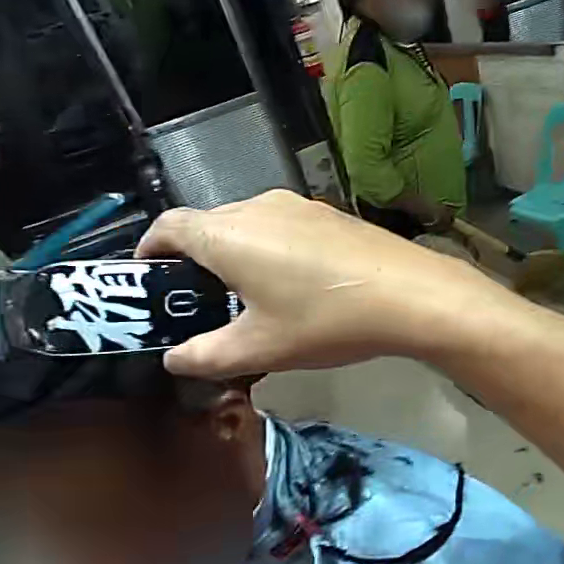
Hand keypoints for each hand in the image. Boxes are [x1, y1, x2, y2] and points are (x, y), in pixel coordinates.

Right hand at [138, 190, 508, 378]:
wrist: (413, 294)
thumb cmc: (326, 321)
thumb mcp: (259, 349)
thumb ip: (205, 356)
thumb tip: (175, 358)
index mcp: (229, 233)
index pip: (168, 227)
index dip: (150, 252)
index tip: (151, 282)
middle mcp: (259, 206)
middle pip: (209, 225)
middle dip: (196, 261)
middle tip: (202, 304)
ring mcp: (302, 206)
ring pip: (250, 225)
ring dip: (238, 255)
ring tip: (251, 299)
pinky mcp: (333, 214)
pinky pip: (285, 227)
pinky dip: (273, 250)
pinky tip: (297, 285)